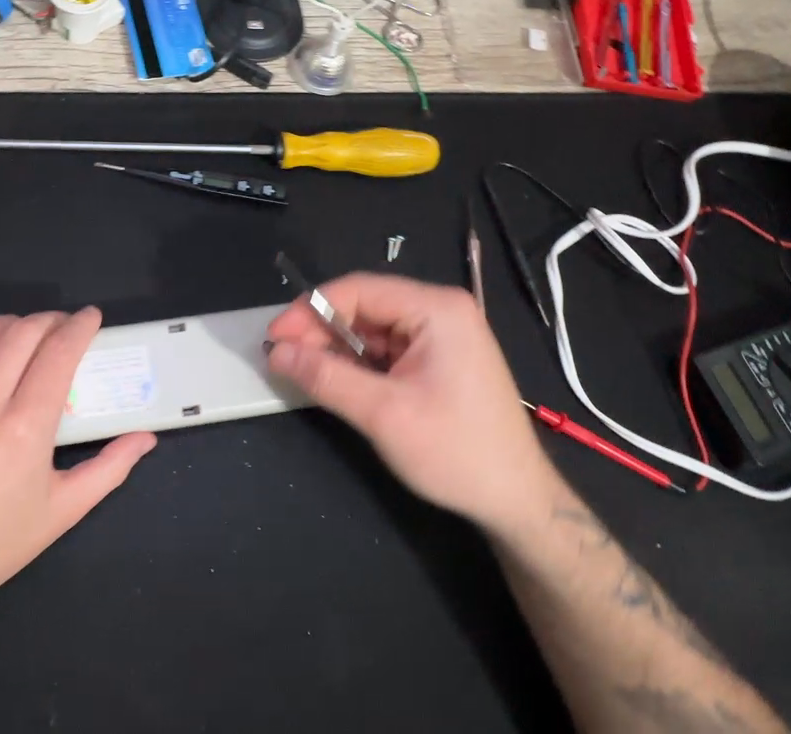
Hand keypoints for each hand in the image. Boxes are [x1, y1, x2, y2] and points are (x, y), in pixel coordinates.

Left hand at [0, 309, 157, 630]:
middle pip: (22, 334)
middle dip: (50, 321)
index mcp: (25, 429)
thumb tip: (145, 438)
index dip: (79, 327)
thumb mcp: (62, 511)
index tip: (90, 318)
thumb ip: (109, 469)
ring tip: (21, 336)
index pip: (59, 353)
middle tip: (60, 328)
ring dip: (9, 325)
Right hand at [264, 273, 558, 532]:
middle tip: (283, 359)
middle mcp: (441, 312)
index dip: (310, 311)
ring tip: (303, 371)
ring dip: (336, 348)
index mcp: (436, 310)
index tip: (274, 339)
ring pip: (372, 329)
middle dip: (320, 331)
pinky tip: (335, 380)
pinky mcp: (439, 361)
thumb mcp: (383, 414)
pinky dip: (357, 363)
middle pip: (364, 306)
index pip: (358, 290)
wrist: (516, 500)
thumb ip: (326, 377)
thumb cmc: (455, 452)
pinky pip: (387, 349)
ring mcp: (443, 336)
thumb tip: (276, 354)